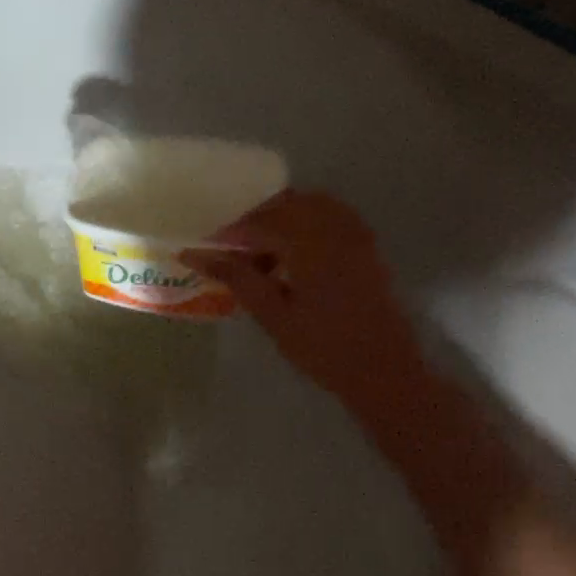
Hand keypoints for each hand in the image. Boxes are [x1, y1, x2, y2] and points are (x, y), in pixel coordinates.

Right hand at [182, 190, 425, 410]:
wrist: (382, 371)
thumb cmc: (321, 346)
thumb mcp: (271, 314)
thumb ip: (235, 277)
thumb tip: (193, 254)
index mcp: (312, 246)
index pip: (263, 221)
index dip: (231, 230)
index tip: (207, 247)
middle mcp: (338, 233)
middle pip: (291, 204)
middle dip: (257, 219)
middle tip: (232, 247)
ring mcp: (358, 239)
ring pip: (315, 207)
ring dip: (284, 219)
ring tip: (261, 251)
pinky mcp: (367, 250)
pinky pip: (335, 219)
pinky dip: (308, 225)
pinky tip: (292, 254)